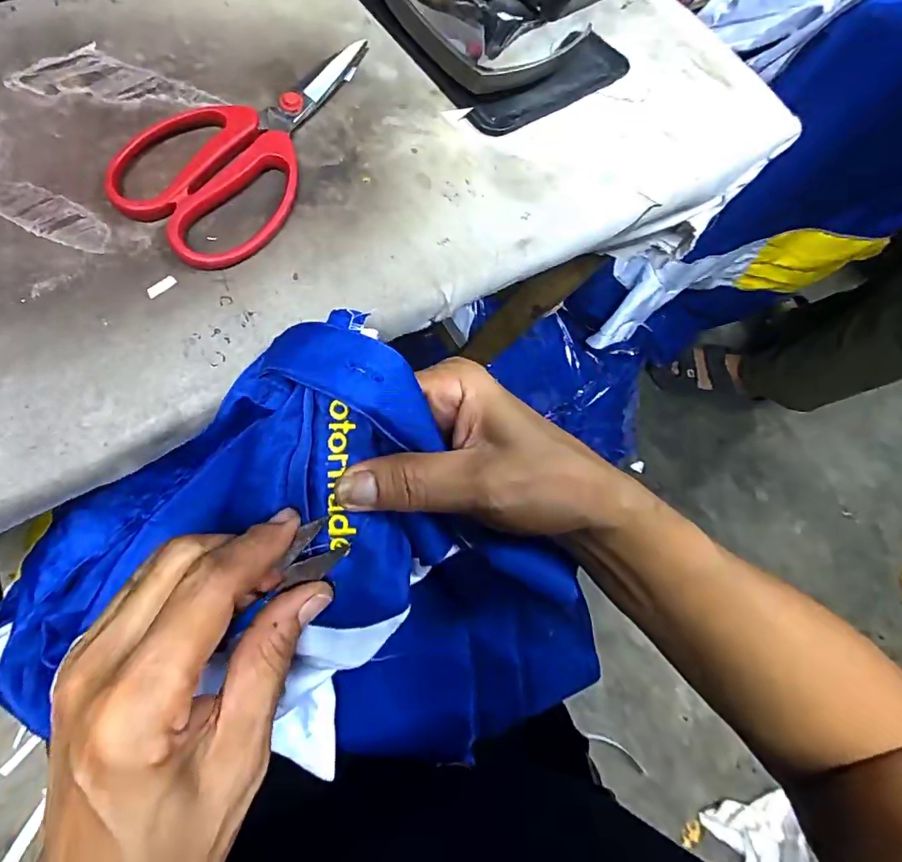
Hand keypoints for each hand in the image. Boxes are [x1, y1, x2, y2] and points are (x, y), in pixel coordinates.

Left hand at [42, 514, 333, 861]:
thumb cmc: (174, 839)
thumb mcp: (239, 759)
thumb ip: (269, 663)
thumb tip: (310, 591)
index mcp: (133, 702)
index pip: (203, 590)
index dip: (255, 549)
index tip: (297, 528)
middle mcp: (93, 669)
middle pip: (174, 562)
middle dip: (239, 545)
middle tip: (289, 557)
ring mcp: (77, 662)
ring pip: (155, 567)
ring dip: (216, 556)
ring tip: (265, 574)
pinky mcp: (78, 661)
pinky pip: (140, 589)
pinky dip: (190, 575)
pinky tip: (225, 594)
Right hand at [337, 358, 647, 536]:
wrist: (591, 512)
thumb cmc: (545, 483)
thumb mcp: (477, 482)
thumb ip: (411, 481)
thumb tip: (339, 486)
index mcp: (453, 382)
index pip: (383, 398)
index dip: (348, 432)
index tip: (310, 470)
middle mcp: (445, 397)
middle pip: (385, 426)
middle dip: (357, 463)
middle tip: (314, 502)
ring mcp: (449, 429)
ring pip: (395, 454)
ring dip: (374, 484)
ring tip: (333, 516)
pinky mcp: (453, 459)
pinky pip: (411, 473)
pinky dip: (395, 495)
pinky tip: (367, 519)